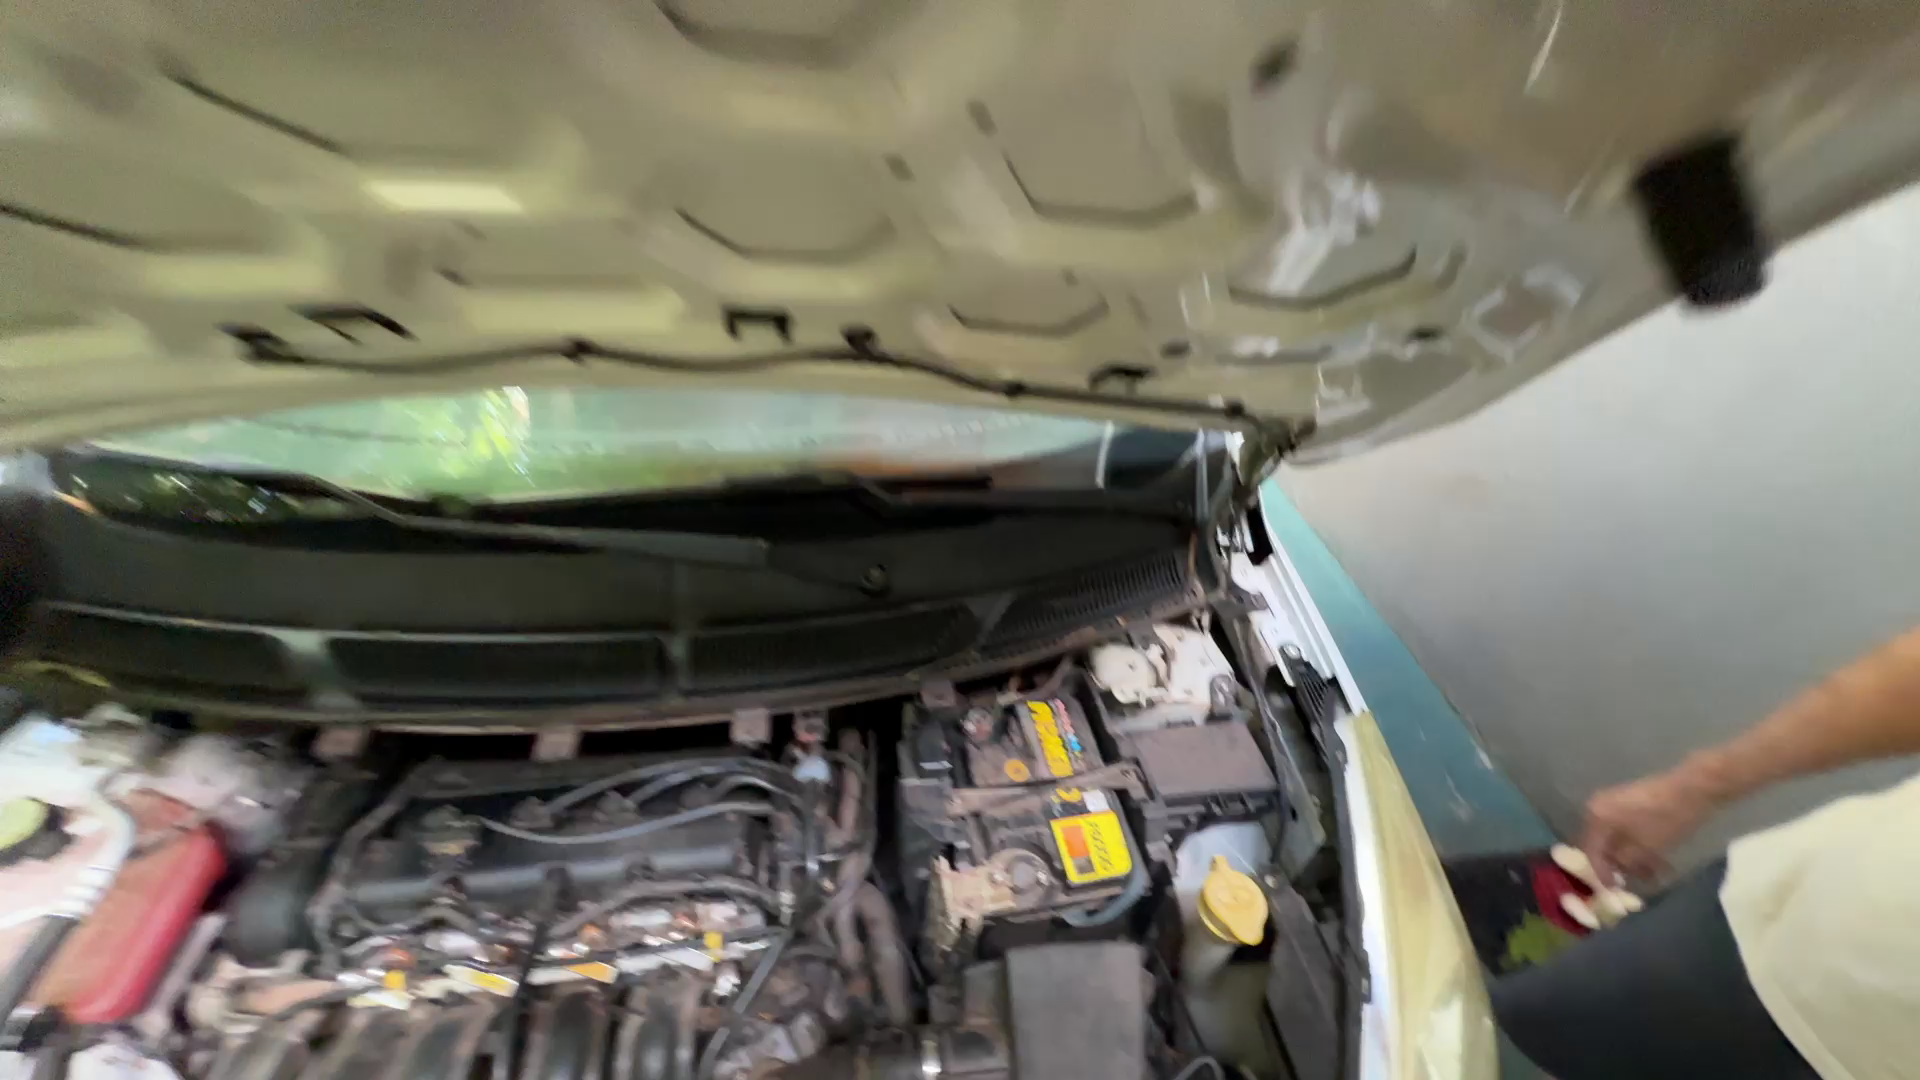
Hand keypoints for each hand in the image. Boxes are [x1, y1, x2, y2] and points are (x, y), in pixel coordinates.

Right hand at [1578, 768, 1718, 883]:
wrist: (1690, 790)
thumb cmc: (1665, 819)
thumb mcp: (1647, 846)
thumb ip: (1626, 861)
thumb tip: (1616, 872)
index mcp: (1595, 817)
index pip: (1590, 849)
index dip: (1601, 872)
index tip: (1613, 890)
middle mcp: (1596, 809)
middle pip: (1600, 842)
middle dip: (1615, 864)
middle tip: (1631, 883)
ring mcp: (1611, 804)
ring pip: (1614, 837)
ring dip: (1629, 856)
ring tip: (1649, 874)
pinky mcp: (1627, 804)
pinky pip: (1623, 829)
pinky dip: (1634, 845)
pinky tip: (1654, 859)